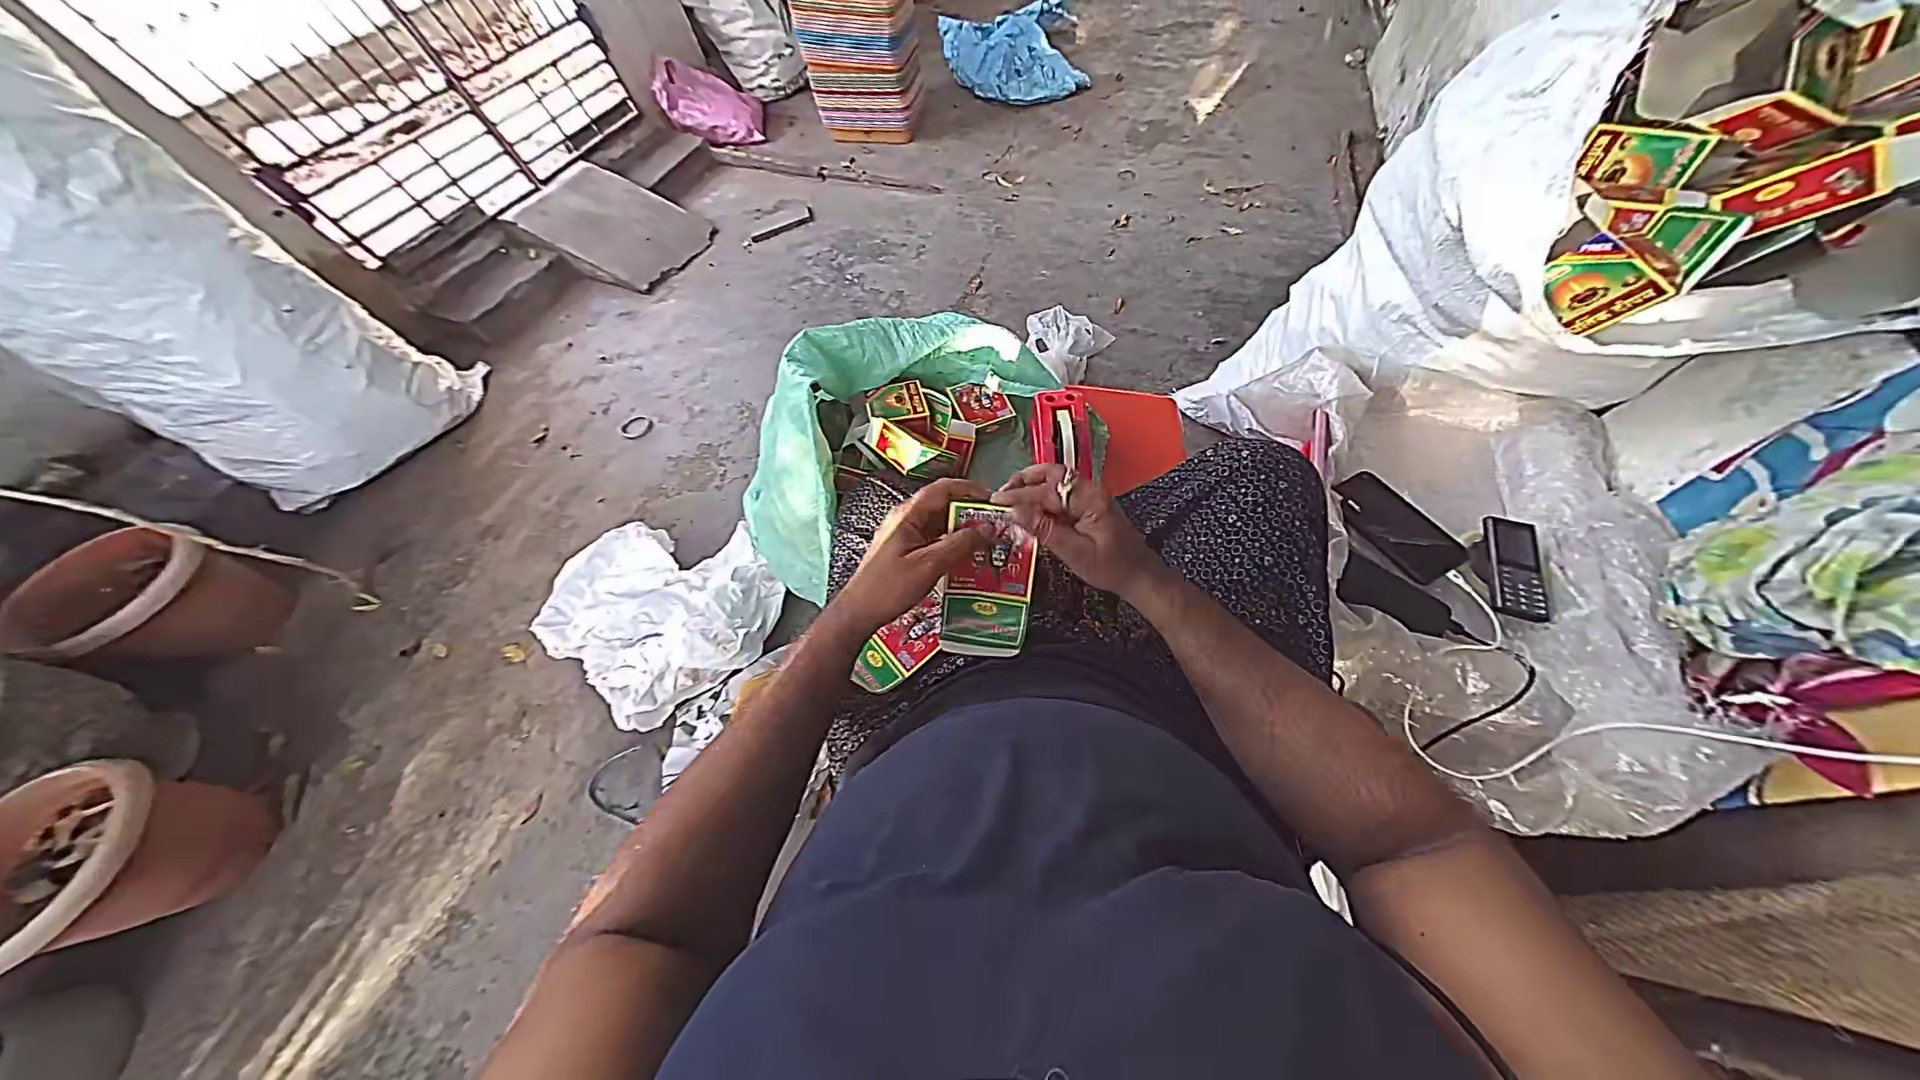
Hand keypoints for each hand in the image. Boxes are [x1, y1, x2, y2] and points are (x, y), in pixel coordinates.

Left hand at [830, 478, 989, 634]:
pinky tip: (967, 558)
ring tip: (986, 543)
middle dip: (970, 513)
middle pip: (943, 506)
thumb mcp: (928, 565)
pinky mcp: (906, 552)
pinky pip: (934, 540)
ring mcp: (904, 536)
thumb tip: (986, 529)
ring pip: (940, 524)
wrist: (858, 613)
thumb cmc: (887, 589)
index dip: (969, 490)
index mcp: (907, 515)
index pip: (942, 489)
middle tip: (994, 526)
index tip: (992, 500)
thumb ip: (959, 545)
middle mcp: (905, 520)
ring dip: (963, 531)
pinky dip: (952, 545)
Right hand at [991, 464, 1166, 598]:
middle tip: (1001, 495)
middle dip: (1023, 481)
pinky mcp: (1086, 504)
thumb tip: (1015, 512)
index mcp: (1090, 500)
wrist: (1138, 574)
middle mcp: (1090, 490)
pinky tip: (1027, 509)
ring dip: (1030, 485)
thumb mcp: (1075, 553)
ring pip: (1054, 480)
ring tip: (1009, 499)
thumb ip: (1045, 530)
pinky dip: (1040, 496)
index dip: (1019, 495)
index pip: (1047, 490)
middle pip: (1051, 474)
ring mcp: (1089, 495)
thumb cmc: (1110, 568)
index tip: (996, 501)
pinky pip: (1059, 492)